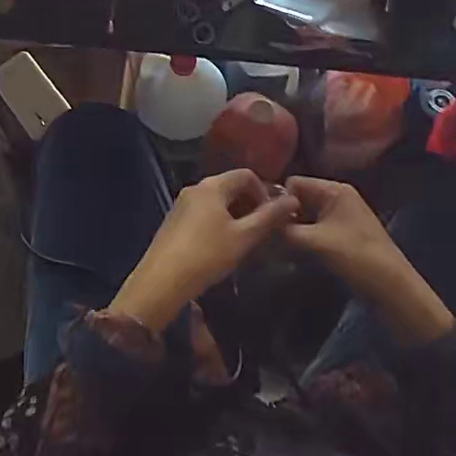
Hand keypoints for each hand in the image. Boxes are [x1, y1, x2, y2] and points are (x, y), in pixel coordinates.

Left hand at [108, 169, 302, 330]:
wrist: (162, 280)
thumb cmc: (207, 255)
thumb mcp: (244, 237)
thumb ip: (269, 217)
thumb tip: (292, 199)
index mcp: (212, 186)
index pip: (246, 175)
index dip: (264, 192)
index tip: (272, 217)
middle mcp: (194, 188)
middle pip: (230, 187)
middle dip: (250, 205)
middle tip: (262, 231)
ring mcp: (181, 204)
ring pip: (217, 202)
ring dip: (235, 215)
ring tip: (245, 241)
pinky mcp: (174, 221)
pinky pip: (203, 213)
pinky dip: (219, 222)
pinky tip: (222, 246)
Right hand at [281, 177, 455, 343]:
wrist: (392, 287)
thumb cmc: (355, 257)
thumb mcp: (314, 242)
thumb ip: (284, 229)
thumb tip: (261, 223)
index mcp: (334, 190)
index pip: (294, 183)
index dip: (278, 199)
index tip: (265, 219)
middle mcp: (338, 196)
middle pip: (299, 197)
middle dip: (284, 214)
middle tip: (267, 233)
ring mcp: (341, 215)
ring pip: (305, 213)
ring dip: (292, 227)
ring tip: (276, 243)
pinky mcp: (342, 232)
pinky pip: (314, 226)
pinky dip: (303, 235)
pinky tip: (292, 250)